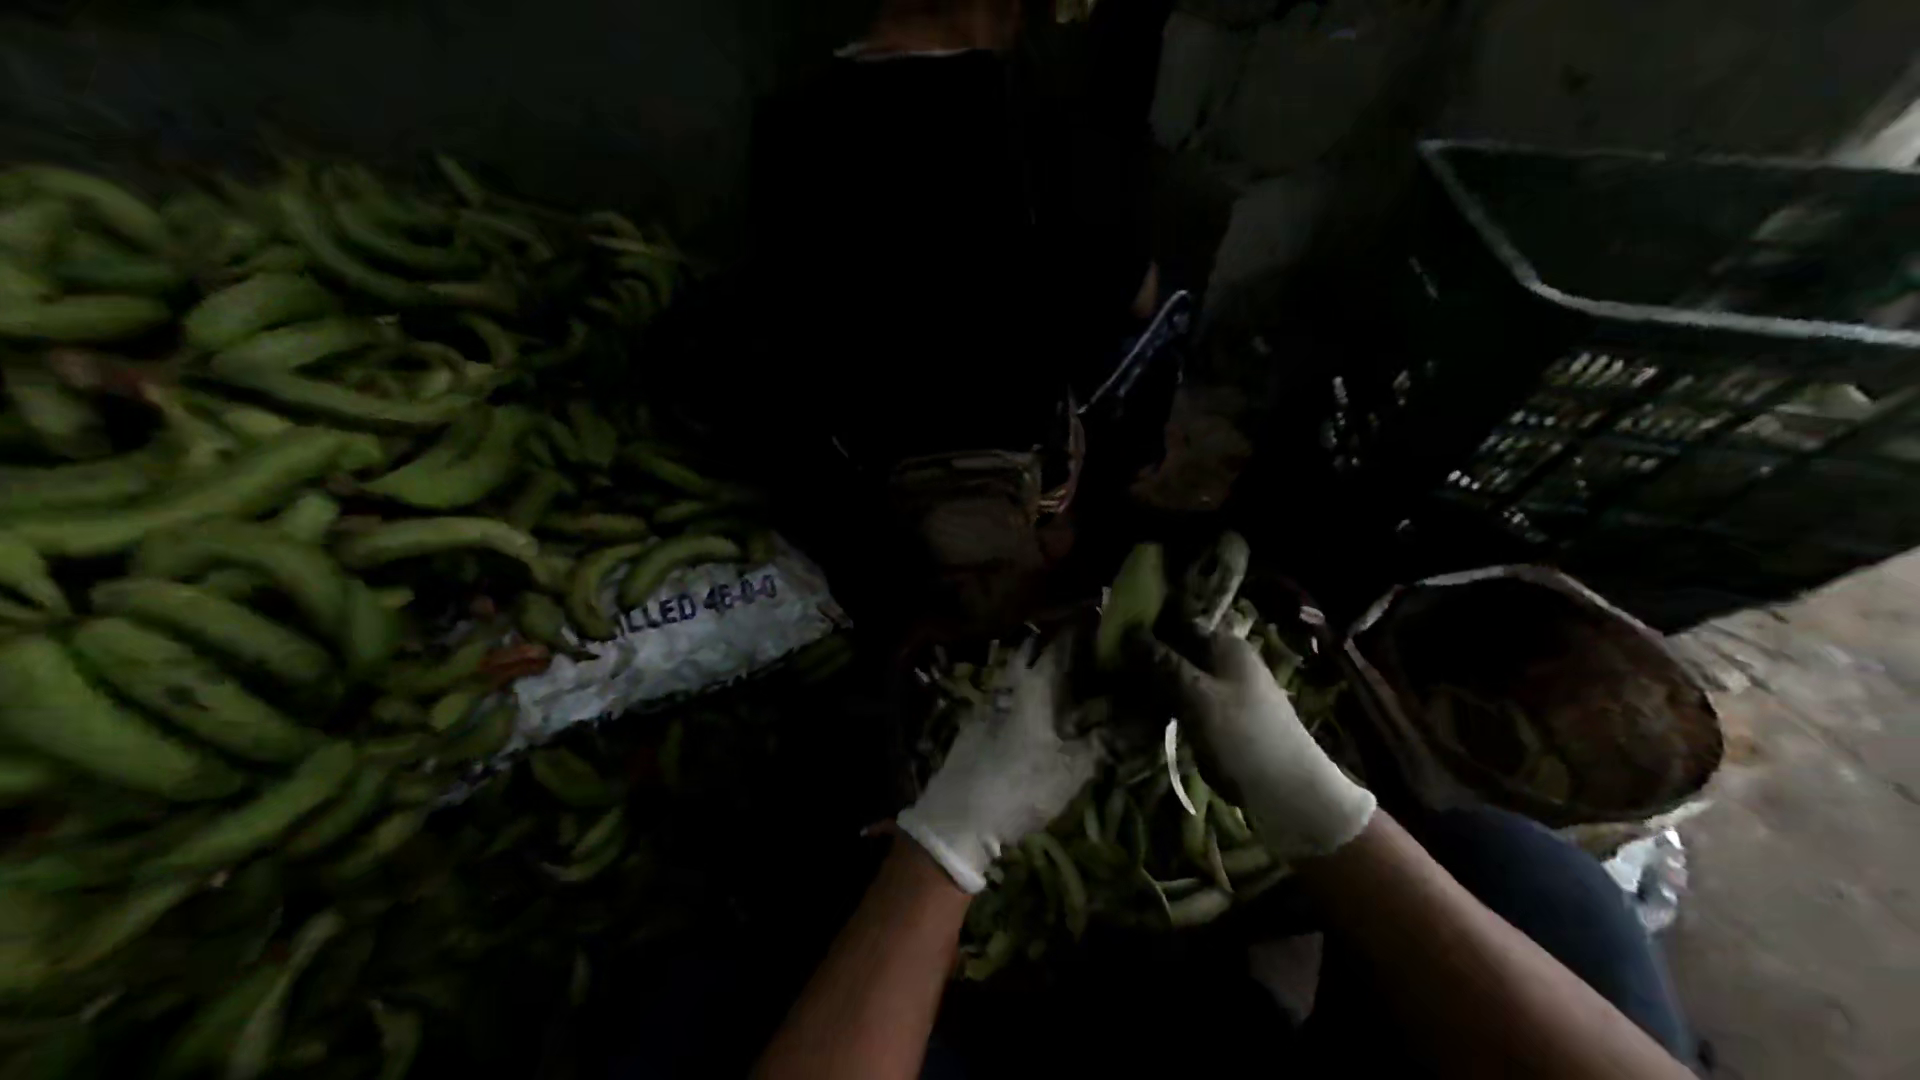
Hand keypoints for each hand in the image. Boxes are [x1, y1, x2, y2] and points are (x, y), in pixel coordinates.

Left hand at [897, 636, 1100, 892]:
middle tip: (1081, 645)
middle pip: (1031, 651)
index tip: (1099, 619)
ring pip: (1015, 671)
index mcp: (1034, 686)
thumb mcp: (1072, 770)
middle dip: (1054, 642)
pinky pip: (1004, 693)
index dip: (1080, 630)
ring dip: (1035, 665)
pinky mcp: (975, 723)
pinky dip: (1023, 690)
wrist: (958, 817)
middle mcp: (1008, 684)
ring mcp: (987, 702)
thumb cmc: (1020, 786)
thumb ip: (1105, 742)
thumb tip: (1142, 719)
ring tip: (1062, 674)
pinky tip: (1034, 706)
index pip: (1060, 645)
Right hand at [1136, 628, 1375, 861]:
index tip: (1115, 637)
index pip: (1181, 623)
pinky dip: (1166, 707)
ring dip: (1153, 685)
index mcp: (1227, 646)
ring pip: (1180, 679)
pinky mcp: (1222, 720)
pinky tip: (1141, 716)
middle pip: (1179, 651)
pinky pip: (1186, 704)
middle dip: (1147, 659)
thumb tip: (1132, 633)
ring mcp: (1226, 693)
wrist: (1288, 793)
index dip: (1149, 627)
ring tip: (1118, 693)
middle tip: (1110, 668)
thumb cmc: (1242, 734)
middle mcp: (1227, 663)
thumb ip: (1164, 662)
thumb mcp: (1197, 694)